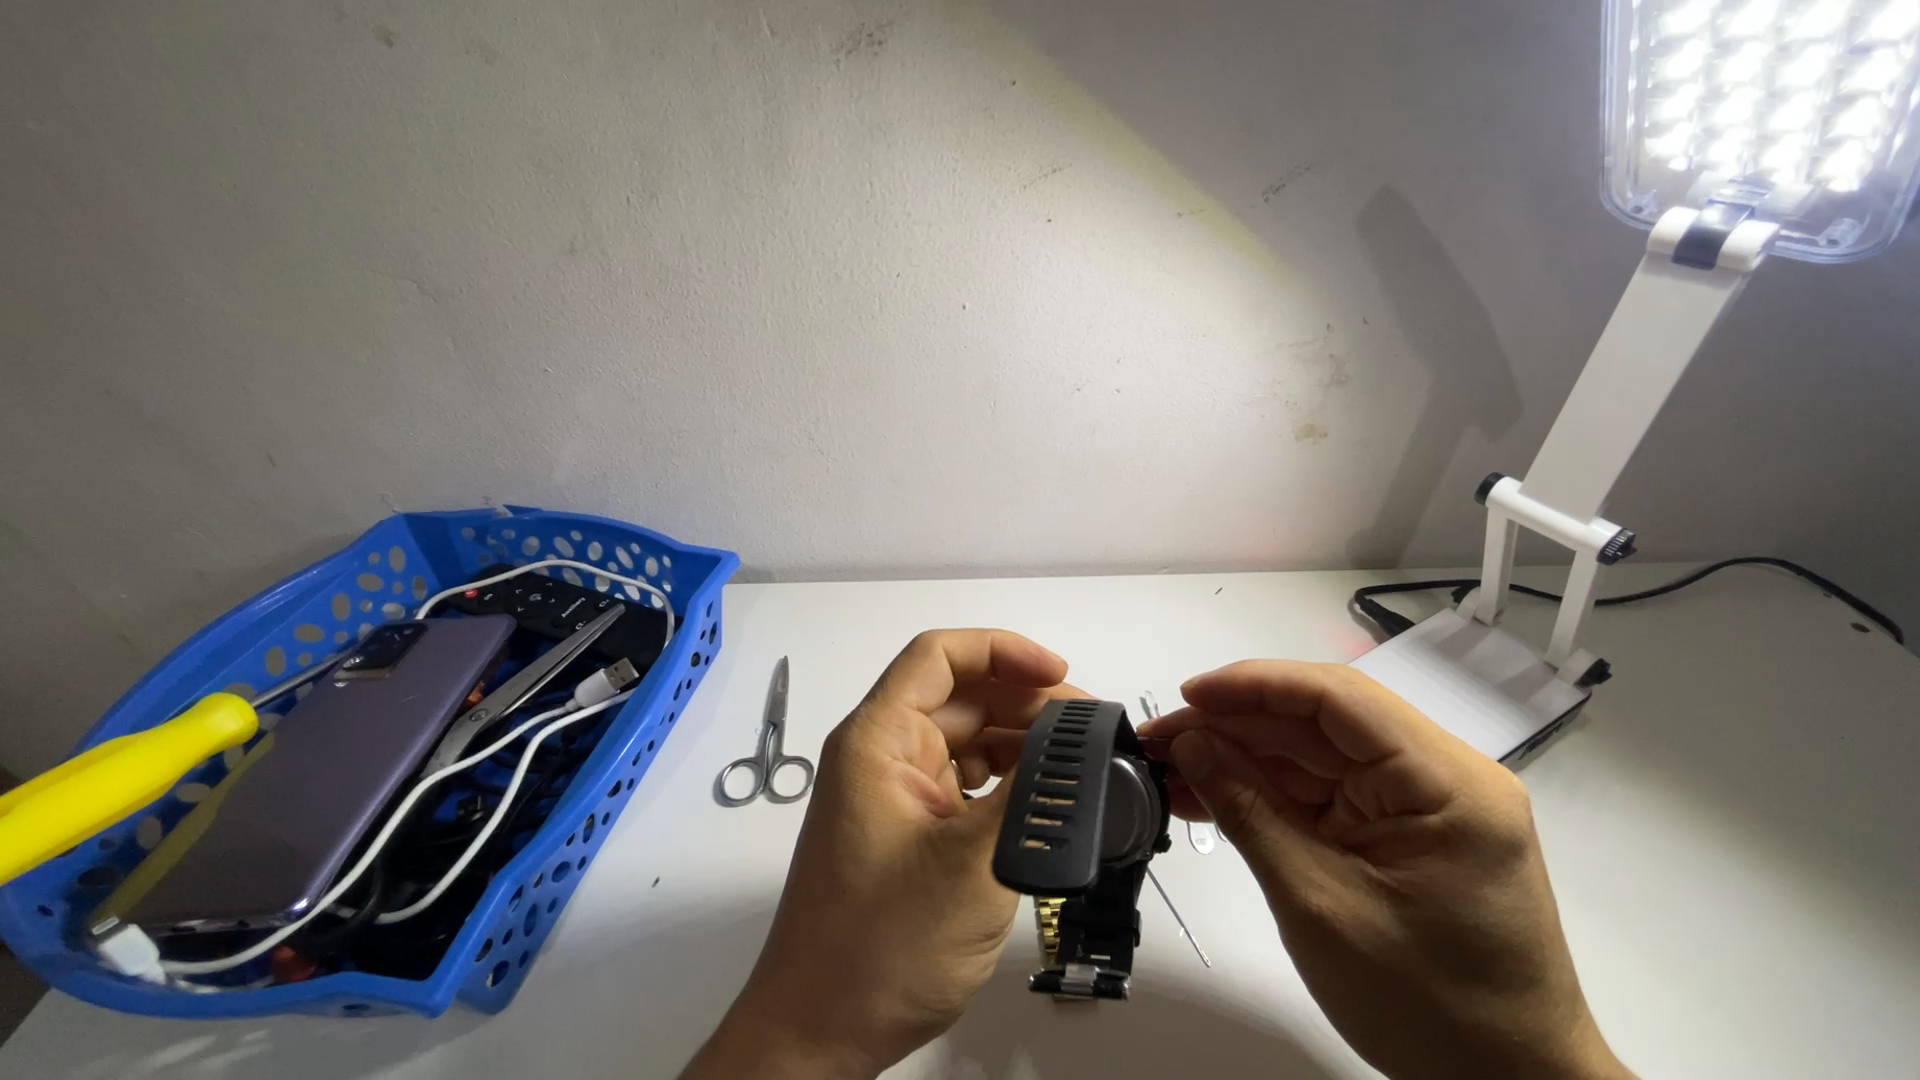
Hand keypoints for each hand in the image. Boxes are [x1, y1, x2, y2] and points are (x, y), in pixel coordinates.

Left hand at [680, 630, 1079, 1079]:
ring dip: (1023, 744)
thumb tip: (1080, 745)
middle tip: (1091, 730)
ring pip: (967, 741)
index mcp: (877, 741)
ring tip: (1082, 764)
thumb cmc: (882, 946)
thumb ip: (1031, 795)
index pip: (937, 657)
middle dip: (1026, 702)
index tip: (1060, 675)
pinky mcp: (912, 832)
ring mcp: (896, 795)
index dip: (1001, 649)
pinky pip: (965, 785)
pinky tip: (1050, 799)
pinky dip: (1008, 783)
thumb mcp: (971, 864)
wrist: (820, 1034)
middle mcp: (883, 756)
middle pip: (960, 697)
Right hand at [1141, 661, 1630, 1079]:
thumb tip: (1189, 744)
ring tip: (1167, 767)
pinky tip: (1204, 794)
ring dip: (1239, 758)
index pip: (1337, 698)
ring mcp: (1419, 803)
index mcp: (1445, 781)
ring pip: (1311, 754)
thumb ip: (1248, 809)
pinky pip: (1320, 792)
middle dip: (1233, 725)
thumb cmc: (1424, 1004)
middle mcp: (1439, 775)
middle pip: (1318, 723)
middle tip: (1159, 740)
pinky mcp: (1398, 829)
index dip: (1254, 685)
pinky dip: (1262, 792)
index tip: (1187, 696)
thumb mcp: (1317, 900)